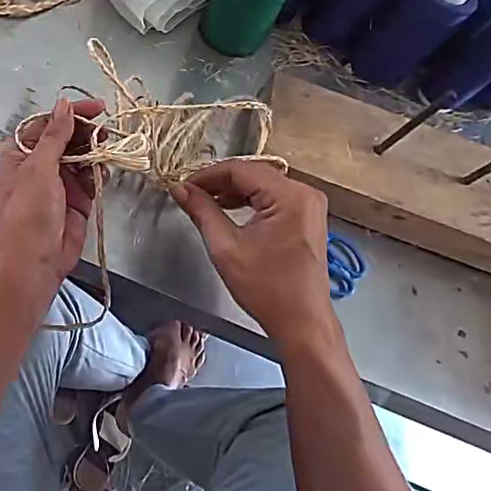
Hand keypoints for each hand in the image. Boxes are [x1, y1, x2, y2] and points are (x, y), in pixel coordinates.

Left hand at [0, 96, 104, 289]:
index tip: (96, 108)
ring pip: (82, 157)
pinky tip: (105, 171)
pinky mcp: (76, 200)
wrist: (34, 262)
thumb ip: (55, 135)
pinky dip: (99, 173)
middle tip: (106, 131)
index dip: (70, 114)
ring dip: (95, 152)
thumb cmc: (27, 215)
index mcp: (20, 154)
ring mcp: (58, 183)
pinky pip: (91, 178)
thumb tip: (64, 105)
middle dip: (86, 133)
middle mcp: (38, 166)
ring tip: (108, 148)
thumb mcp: (38, 168)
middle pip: (67, 138)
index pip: (48, 124)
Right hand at [170, 161, 337, 340]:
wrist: (302, 321)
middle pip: (253, 173)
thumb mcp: (226, 248)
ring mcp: (309, 204)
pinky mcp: (308, 216)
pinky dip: (250, 201)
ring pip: (263, 184)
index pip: (240, 170)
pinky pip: (274, 197)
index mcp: (290, 197)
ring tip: (205, 202)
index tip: (184, 185)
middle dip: (219, 182)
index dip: (207, 175)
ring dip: (233, 191)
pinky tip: (229, 209)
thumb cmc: (268, 290)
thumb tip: (181, 190)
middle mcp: (305, 193)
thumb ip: (202, 211)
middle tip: (191, 193)